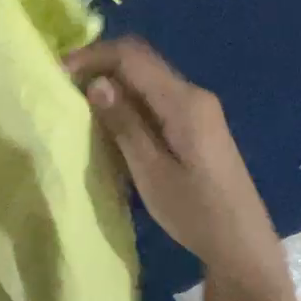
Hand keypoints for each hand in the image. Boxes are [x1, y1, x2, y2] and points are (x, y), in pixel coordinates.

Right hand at [66, 38, 278, 275]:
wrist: (242, 244)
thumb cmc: (195, 212)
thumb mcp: (150, 171)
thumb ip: (124, 123)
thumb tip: (96, 82)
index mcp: (184, 102)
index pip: (132, 56)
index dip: (92, 56)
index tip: (59, 74)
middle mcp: (192, 94)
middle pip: (139, 61)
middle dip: (98, 65)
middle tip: (63, 86)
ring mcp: (197, 108)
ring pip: (145, 78)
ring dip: (110, 82)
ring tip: (77, 102)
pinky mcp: (194, 123)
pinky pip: (154, 97)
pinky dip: (126, 99)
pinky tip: (107, 120)